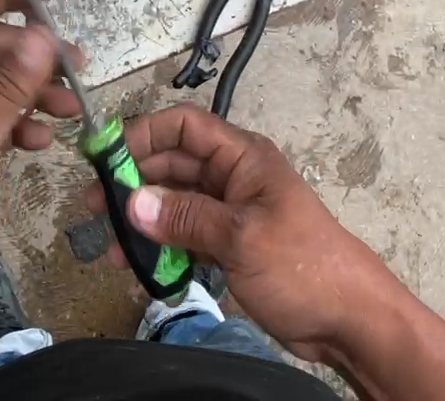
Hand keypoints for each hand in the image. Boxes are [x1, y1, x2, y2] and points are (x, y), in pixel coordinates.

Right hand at [101, 105, 410, 361]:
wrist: (349, 318)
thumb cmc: (302, 264)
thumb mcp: (241, 238)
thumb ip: (185, 218)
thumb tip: (131, 203)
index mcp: (242, 156)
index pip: (185, 127)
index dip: (144, 134)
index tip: (105, 155)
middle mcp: (233, 175)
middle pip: (173, 165)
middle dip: (134, 181)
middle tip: (95, 207)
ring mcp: (230, 210)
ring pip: (175, 203)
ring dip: (143, 219)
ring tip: (110, 246)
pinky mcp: (228, 244)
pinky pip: (185, 234)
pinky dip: (161, 246)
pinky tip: (137, 264)